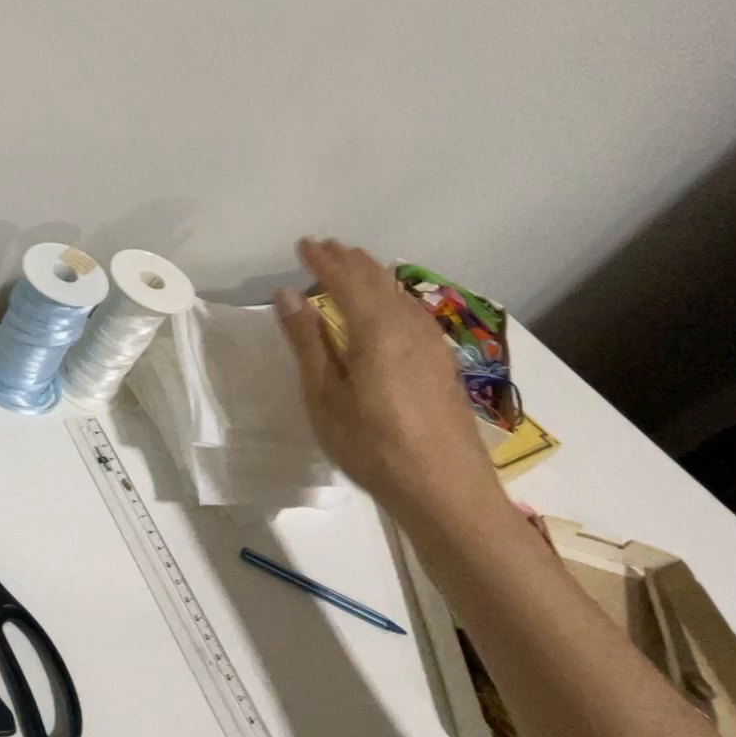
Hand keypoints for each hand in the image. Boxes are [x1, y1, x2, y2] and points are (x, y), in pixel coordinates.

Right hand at [273, 238, 503, 523]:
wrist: (447, 492)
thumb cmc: (373, 445)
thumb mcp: (325, 396)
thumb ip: (308, 342)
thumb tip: (288, 294)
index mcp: (376, 333)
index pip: (347, 282)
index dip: (324, 261)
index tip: (303, 244)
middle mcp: (409, 331)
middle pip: (379, 283)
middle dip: (351, 261)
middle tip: (327, 247)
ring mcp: (433, 348)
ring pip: (401, 297)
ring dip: (375, 276)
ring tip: (356, 266)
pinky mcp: (444, 367)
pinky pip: (414, 313)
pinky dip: (394, 297)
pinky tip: (392, 307)